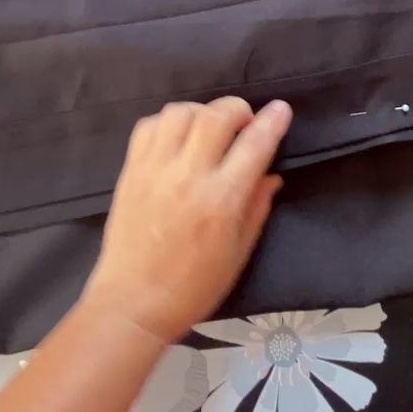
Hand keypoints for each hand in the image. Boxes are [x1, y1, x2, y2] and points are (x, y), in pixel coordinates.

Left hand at [81, 96, 292, 343]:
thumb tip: (271, 174)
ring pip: (180, 112)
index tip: (281, 108)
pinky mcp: (131, 168)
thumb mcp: (238, 253)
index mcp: (221, 200)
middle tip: (243, 122)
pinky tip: (177, 138)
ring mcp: (155, 168)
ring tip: (208, 128)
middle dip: (237, 109)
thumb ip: (257, 207)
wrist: (132, 302)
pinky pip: (149, 125)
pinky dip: (168, 122)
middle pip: (216, 116)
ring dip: (202, 112)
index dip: (272, 122)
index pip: (254, 146)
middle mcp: (188, 175)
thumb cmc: (193, 286)